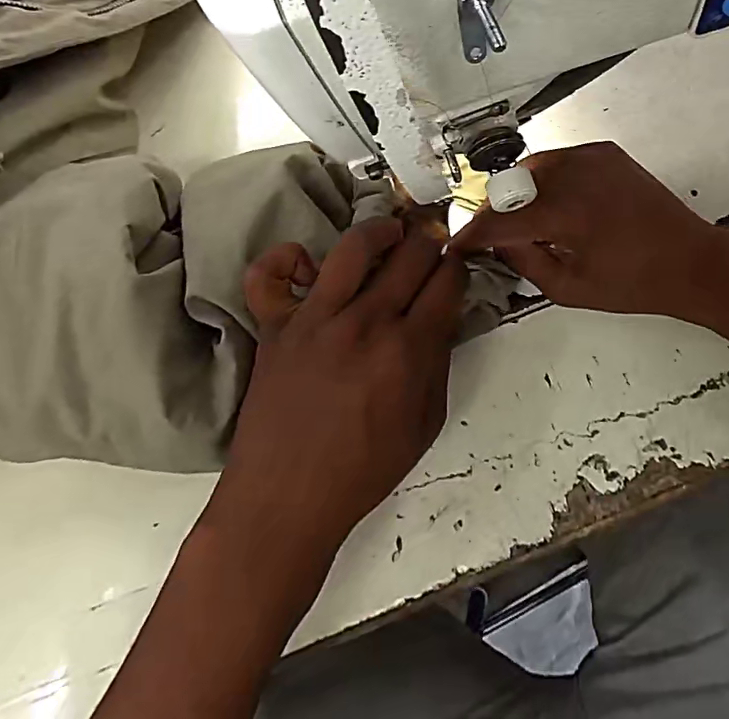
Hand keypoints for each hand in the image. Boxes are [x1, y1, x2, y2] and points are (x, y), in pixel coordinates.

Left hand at [219, 215, 468, 541]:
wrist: (287, 499)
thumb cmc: (364, 468)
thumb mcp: (426, 422)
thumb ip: (439, 362)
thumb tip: (440, 318)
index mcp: (409, 349)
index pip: (447, 280)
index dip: (459, 266)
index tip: (456, 267)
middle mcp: (366, 322)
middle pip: (411, 254)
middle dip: (430, 245)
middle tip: (430, 252)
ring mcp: (316, 319)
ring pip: (354, 247)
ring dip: (380, 230)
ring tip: (390, 233)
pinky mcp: (275, 326)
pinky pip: (270, 275)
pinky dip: (285, 259)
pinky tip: (306, 263)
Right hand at [449, 142, 728, 321]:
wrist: (690, 259)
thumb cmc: (641, 279)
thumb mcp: (569, 288)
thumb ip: (524, 262)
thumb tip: (499, 243)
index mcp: (567, 214)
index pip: (498, 220)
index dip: (472, 235)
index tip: (461, 244)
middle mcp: (577, 176)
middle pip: (509, 187)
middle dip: (494, 212)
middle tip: (493, 235)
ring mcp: (592, 159)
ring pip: (530, 168)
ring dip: (518, 193)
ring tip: (528, 221)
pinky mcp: (605, 153)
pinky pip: (558, 160)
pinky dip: (547, 179)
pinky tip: (555, 204)